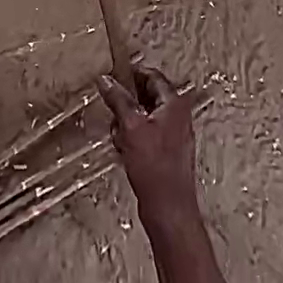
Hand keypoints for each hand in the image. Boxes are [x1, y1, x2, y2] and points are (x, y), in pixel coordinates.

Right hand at [99, 66, 198, 214]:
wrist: (169, 210)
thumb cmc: (155, 168)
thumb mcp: (130, 126)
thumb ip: (118, 99)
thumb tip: (105, 79)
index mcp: (174, 105)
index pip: (152, 75)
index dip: (131, 73)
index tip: (113, 76)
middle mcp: (177, 117)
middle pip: (147, 95)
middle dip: (126, 101)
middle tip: (113, 108)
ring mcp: (173, 135)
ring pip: (143, 114)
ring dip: (127, 120)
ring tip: (120, 134)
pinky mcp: (166, 151)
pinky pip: (144, 132)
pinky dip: (132, 135)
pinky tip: (125, 148)